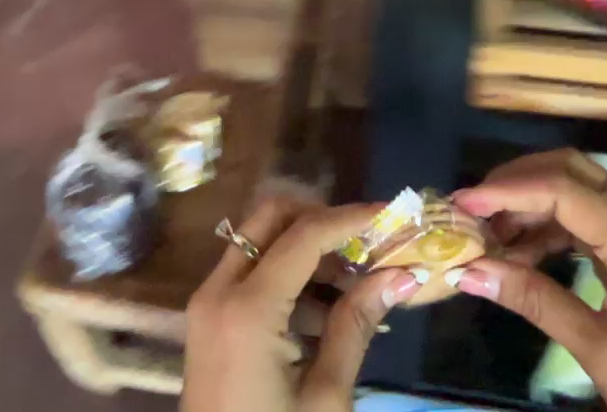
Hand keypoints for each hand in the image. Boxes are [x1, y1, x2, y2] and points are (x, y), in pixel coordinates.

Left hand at [181, 195, 423, 411]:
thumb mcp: (324, 397)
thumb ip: (355, 326)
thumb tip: (399, 276)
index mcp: (248, 307)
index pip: (304, 234)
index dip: (350, 217)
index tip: (390, 212)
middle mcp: (218, 288)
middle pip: (270, 218)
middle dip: (321, 219)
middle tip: (366, 242)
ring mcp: (206, 301)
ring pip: (257, 240)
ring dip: (304, 246)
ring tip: (355, 280)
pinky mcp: (206, 318)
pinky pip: (247, 270)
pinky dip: (285, 271)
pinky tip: (325, 307)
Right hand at [451, 149, 606, 411]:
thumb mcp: (598, 352)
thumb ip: (534, 300)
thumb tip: (467, 271)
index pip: (563, 190)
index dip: (507, 190)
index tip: (461, 203)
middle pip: (573, 172)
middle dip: (518, 182)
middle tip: (473, 210)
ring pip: (580, 192)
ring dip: (532, 204)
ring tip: (490, 236)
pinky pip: (590, 221)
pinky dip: (551, 227)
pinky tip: (522, 253)